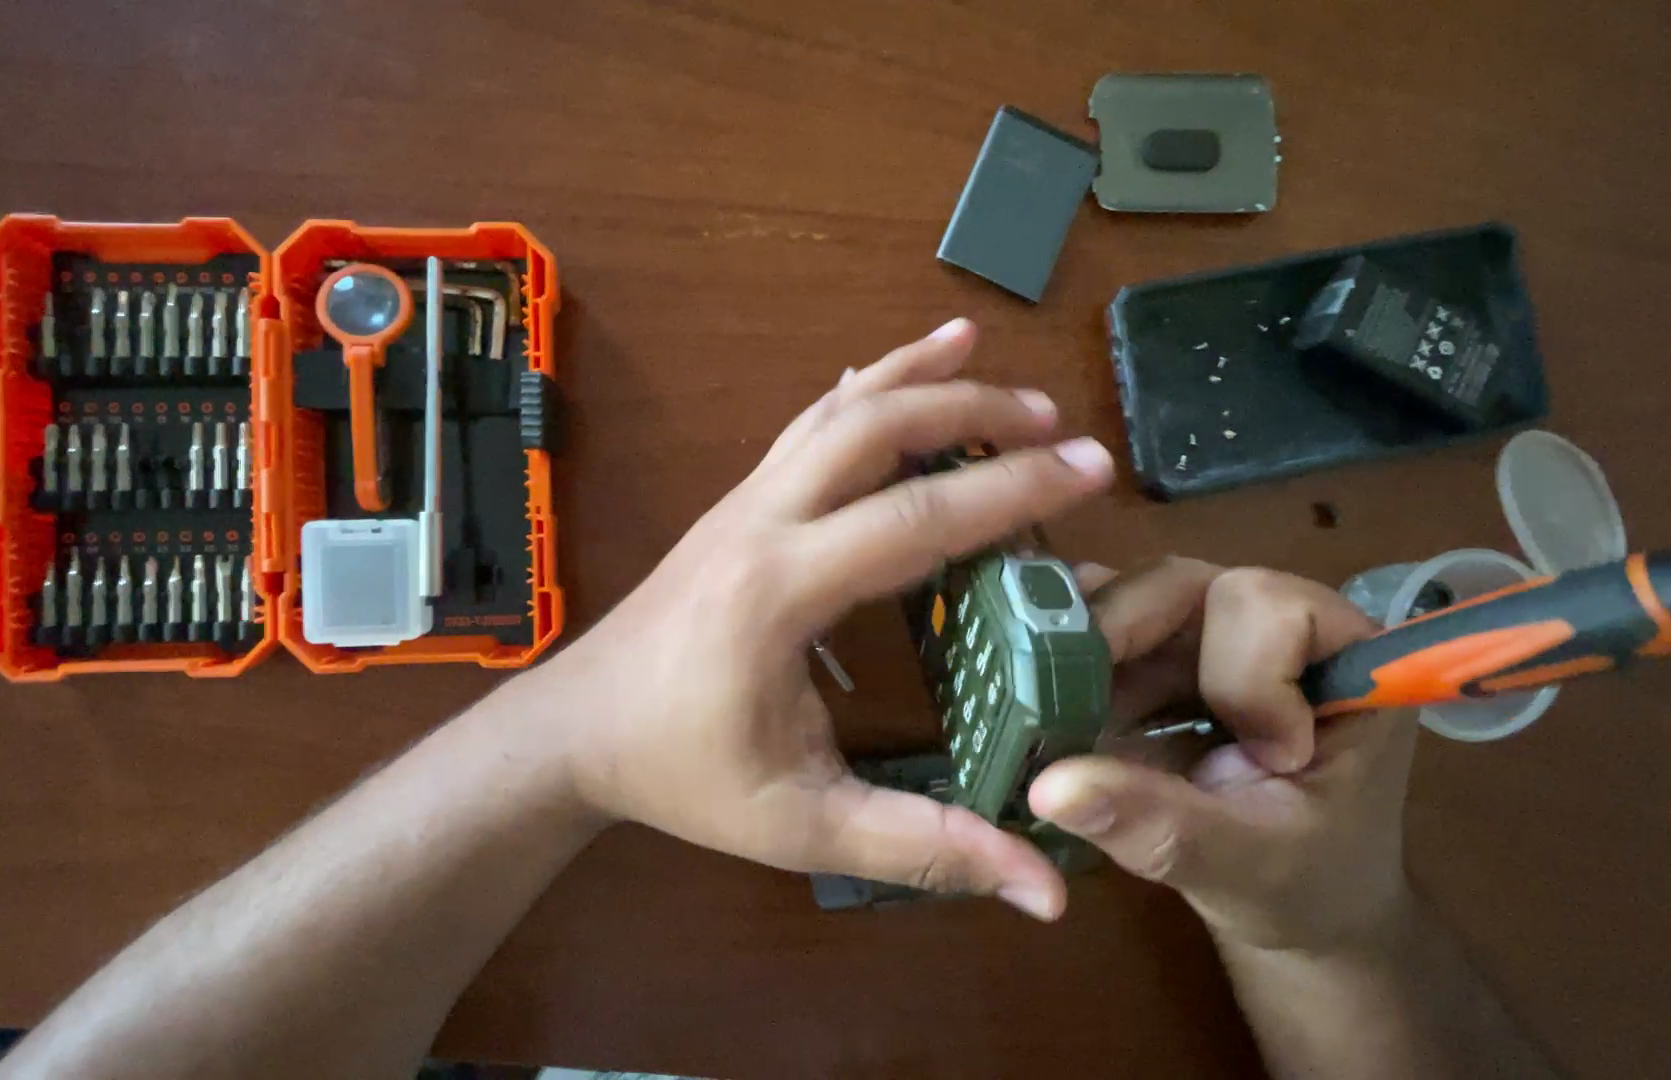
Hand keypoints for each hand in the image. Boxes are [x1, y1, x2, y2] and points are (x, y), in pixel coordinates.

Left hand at [537, 318, 1113, 919]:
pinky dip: (855, 390)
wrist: (577, 728)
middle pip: (873, 430)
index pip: (914, 520)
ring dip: (912, 378)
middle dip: (970, 410)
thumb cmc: (680, 775)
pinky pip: (803, 428)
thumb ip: (921, 846)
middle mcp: (760, 522)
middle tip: (1054, 417)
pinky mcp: (734, 504)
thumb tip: (1045, 887)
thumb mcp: (800, 827)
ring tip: (980, 353)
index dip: (1011, 489)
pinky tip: (888, 372)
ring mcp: (741, 502)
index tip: (1093, 467)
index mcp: (779, 593)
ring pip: (833, 411)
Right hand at [1028, 559, 1419, 950]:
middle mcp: (1265, 623)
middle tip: (1079, 704)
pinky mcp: (1155, 651)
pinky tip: (1045, 695)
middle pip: (1176, 583)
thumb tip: (1046, 787)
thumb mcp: (1239, 864)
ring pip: (1123, 592)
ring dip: (1077, 642)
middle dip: (1119, 635)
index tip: (1250, 754)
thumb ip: (1157, 823)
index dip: (1241, 671)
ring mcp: (1201, 633)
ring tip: (1053, 702)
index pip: (1268, 608)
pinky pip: (1095, 620)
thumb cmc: (1303, 885)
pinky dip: (1059, 650)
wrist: (1292, 902)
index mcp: (1339, 657)